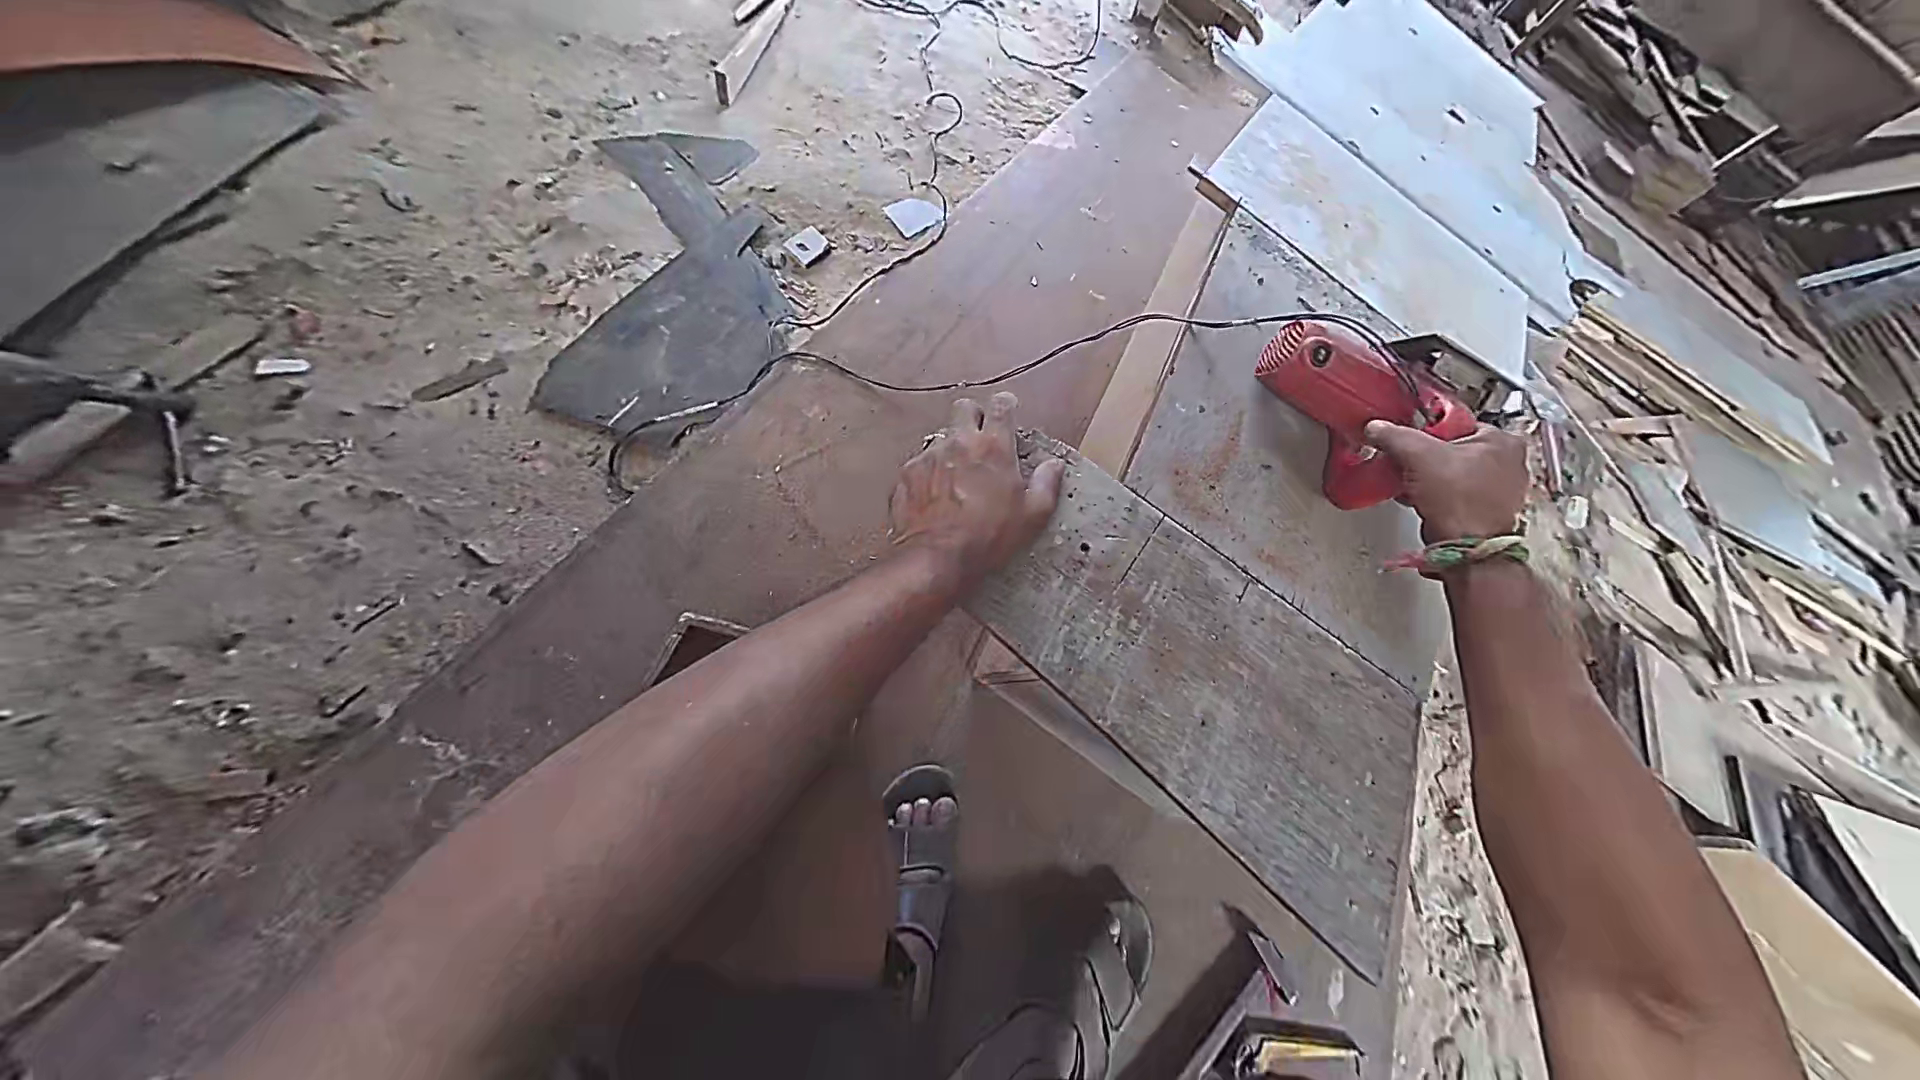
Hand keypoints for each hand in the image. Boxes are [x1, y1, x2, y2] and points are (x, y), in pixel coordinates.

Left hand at [890, 393, 1065, 588]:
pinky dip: (928, 474)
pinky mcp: (908, 474)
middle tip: (979, 440)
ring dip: (950, 449)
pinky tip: (935, 496)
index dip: (1006, 406)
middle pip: (964, 408)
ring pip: (940, 437)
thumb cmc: (987, 538)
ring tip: (956, 478)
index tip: (1007, 412)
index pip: (1001, 406)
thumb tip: (1054, 466)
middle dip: (972, 417)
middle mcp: (959, 442)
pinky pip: (920, 463)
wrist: (937, 558)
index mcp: (993, 447)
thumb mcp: (1031, 516)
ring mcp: (929, 456)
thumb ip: (1046, 484)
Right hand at [1364, 420, 1529, 542]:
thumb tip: (1378, 427)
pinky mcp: (1481, 509)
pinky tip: (1418, 497)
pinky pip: (1450, 493)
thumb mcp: (1418, 455)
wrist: (1464, 545)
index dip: (1425, 431)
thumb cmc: (1459, 500)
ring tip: (1409, 481)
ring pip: (1449, 472)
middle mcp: (1508, 462)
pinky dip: (1432, 494)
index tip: (1407, 440)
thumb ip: (1394, 436)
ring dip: (1426, 476)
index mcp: (1503, 440)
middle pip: (1451, 448)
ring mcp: (1497, 488)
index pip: (1456, 423)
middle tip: (1406, 461)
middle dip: (1424, 456)